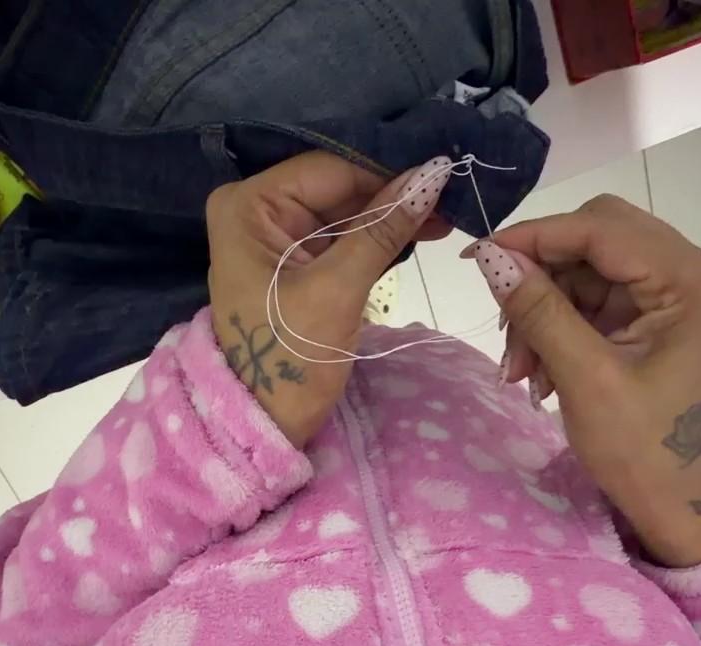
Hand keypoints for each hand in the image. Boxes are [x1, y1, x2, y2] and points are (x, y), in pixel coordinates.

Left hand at [205, 152, 453, 445]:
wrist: (269, 424)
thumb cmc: (292, 359)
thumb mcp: (339, 290)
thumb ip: (384, 229)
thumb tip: (434, 174)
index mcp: (248, 207)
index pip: (328, 170)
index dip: (386, 170)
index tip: (442, 167)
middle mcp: (255, 212)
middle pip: (336, 188)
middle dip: (392, 193)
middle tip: (453, 192)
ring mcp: (273, 240)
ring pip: (343, 213)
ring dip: (390, 216)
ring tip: (445, 215)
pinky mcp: (292, 266)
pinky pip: (340, 240)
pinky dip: (375, 239)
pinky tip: (418, 232)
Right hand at [467, 195, 700, 566]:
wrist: (670, 500)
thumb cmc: (638, 450)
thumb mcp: (584, 378)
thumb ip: (539, 311)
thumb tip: (491, 258)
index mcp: (695, 281)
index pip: (603, 230)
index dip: (535, 237)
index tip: (478, 258)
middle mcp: (696, 270)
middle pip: (598, 239)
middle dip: (541, 280)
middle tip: (504, 328)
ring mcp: (678, 290)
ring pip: (589, 269)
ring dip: (544, 310)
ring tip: (521, 369)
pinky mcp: (658, 311)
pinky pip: (595, 296)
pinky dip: (559, 325)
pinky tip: (539, 367)